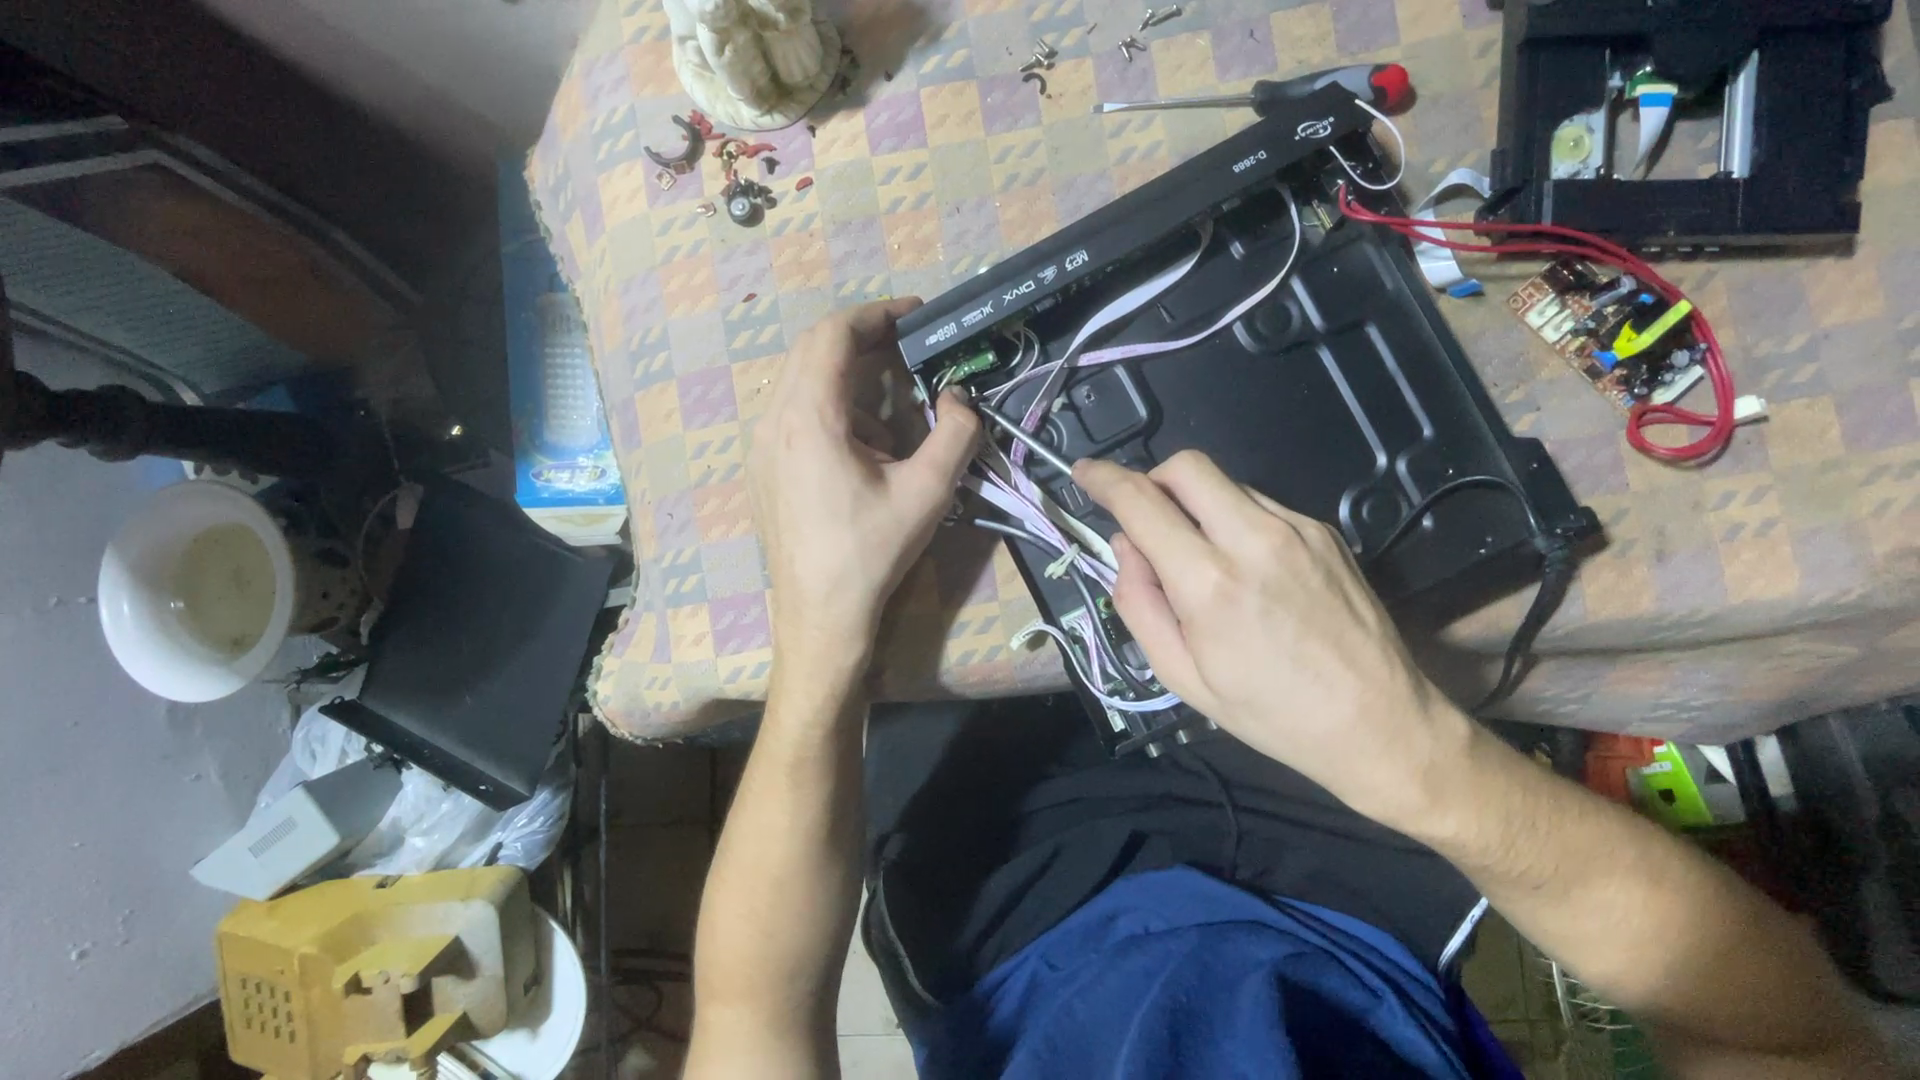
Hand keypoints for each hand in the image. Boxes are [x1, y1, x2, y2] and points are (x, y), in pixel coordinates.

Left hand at [748, 298, 979, 682]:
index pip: (834, 334)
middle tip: (909, 347)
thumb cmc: (871, 552)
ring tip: (894, 416)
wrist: (819, 615)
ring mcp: (762, 446)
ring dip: (849, 381)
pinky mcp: (763, 469)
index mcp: (809, 416)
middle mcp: (774, 420)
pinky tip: (865, 453)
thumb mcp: (927, 492)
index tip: (916, 316)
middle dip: (863, 339)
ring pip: (802, 383)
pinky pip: (795, 415)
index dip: (877, 315)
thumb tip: (961, 400)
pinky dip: (832, 411)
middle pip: (812, 349)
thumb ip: (956, 434)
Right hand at [1073, 451, 1467, 818]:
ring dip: (1196, 503)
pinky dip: (1235, 520)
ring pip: (1226, 483)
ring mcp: (1297, 529)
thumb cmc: (1269, 713)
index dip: (1104, 480)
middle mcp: (1254, 540)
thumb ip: (1139, 604)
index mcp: (1209, 584)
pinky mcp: (1325, 532)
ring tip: (1202, 557)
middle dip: (1151, 478)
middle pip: (1186, 467)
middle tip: (1144, 517)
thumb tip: (1124, 546)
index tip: (1084, 473)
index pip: (1141, 502)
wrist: (1379, 723)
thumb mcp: (1182, 677)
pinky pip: (1261, 505)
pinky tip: (1247, 567)